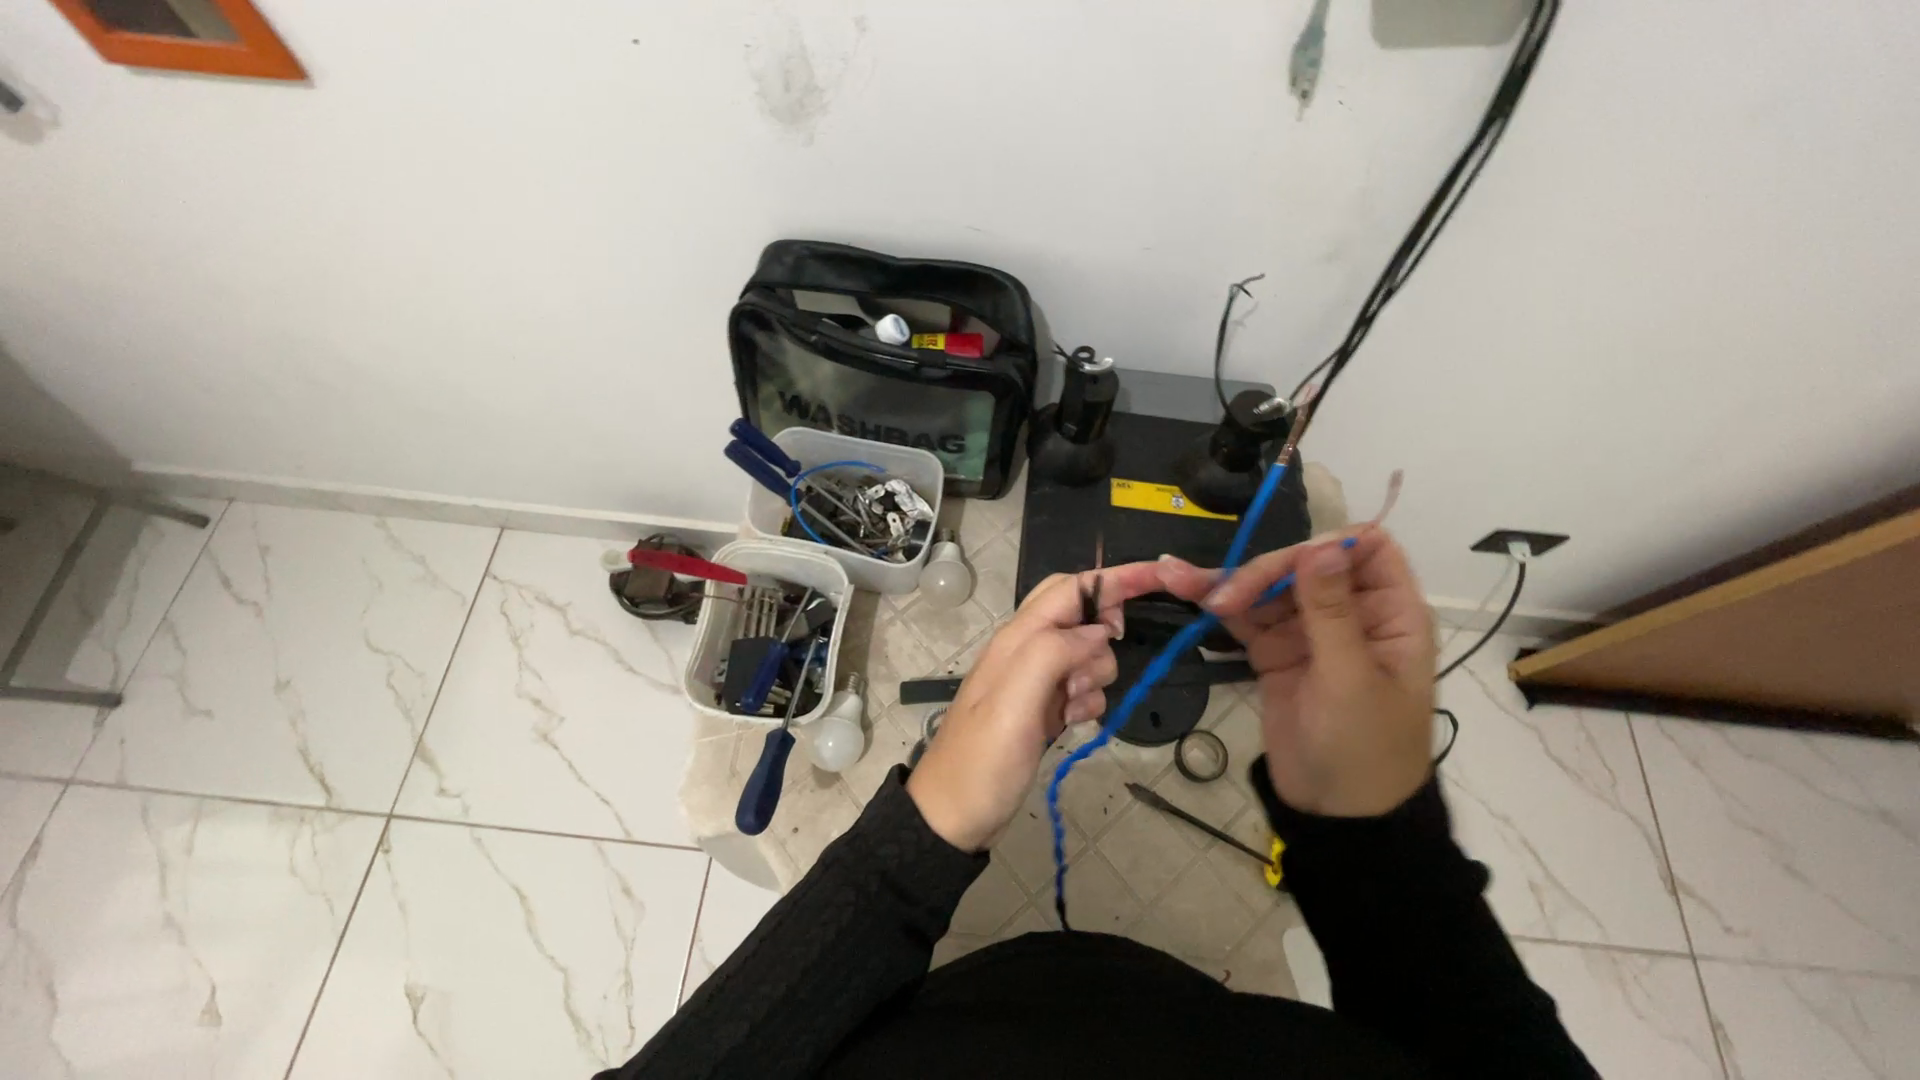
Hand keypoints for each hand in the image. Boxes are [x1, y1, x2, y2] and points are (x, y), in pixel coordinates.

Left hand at [906, 562, 1166, 851]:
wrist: (955, 815)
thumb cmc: (982, 761)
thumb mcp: (1014, 704)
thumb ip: (1054, 654)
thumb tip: (1098, 632)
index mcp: (1017, 637)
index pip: (1072, 587)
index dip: (1116, 579)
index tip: (1163, 577)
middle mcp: (1026, 649)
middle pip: (1082, 614)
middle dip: (1104, 635)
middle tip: (1092, 670)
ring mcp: (1035, 680)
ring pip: (1087, 652)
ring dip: (1094, 676)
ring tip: (1070, 707)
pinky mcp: (1044, 707)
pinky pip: (1083, 687)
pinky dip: (1088, 701)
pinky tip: (1070, 722)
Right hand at [1158, 528, 1435, 817]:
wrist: (1336, 814)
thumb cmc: (1364, 749)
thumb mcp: (1350, 680)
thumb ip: (1331, 611)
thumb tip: (1321, 545)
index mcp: (1390, 614)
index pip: (1368, 550)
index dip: (1329, 545)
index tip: (1288, 564)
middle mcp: (1350, 613)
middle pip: (1304, 565)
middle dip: (1262, 573)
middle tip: (1223, 599)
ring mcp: (1308, 632)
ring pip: (1268, 589)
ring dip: (1227, 583)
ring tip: (1179, 580)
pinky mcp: (1274, 652)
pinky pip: (1245, 618)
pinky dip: (1217, 605)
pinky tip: (1184, 589)